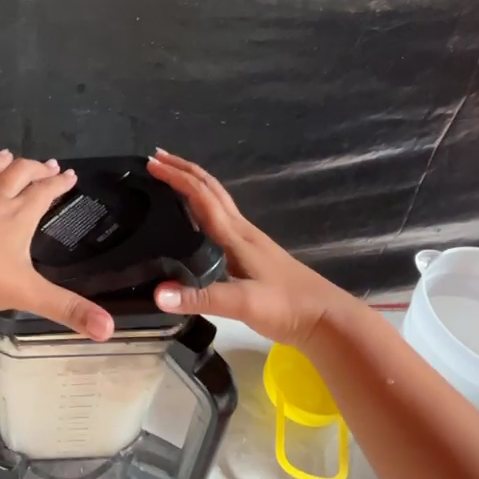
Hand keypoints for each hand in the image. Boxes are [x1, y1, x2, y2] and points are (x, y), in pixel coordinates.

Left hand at [0, 150, 113, 340]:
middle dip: (34, 168)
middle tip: (47, 163)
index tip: (70, 174)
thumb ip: (67, 310)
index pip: (43, 193)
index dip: (58, 183)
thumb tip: (108, 329)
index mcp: (17, 217)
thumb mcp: (28, 294)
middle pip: (17, 175)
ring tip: (6, 155)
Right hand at [146, 149, 350, 344]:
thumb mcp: (242, 304)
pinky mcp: (252, 253)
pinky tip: (195, 217)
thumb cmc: (287, 306)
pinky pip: (221, 217)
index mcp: (235, 235)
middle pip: (210, 188)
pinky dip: (202, 204)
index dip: (176, 177)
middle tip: (156, 158)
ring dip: (193, 183)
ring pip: (217, 200)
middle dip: (183, 170)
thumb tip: (157, 293)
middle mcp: (241, 230)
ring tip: (171, 177)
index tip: (151, 164)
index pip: (201, 196)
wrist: (327, 319)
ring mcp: (248, 240)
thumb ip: (200, 298)